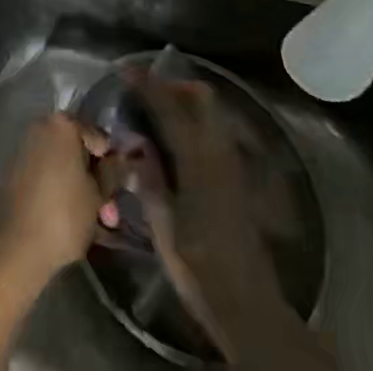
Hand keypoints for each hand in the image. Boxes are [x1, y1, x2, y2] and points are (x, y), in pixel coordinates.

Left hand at [0, 113, 110, 278]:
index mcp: (62, 125)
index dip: (111, 163)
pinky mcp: (15, 170)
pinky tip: (73, 218)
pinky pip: (47, 174)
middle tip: (109, 213)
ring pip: (63, 165)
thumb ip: (111, 171)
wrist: (18, 245)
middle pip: (79, 150)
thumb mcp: (99, 194)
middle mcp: (40, 128)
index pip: (99, 137)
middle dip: (96, 181)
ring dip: (81, 189)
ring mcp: (25, 148)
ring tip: (98, 224)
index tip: (116, 189)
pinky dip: (61, 190)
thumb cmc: (65, 214)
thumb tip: (118, 158)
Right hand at [125, 75, 332, 368]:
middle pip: (203, 101)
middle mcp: (219, 155)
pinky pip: (215, 132)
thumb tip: (136, 142)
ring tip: (156, 106)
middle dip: (174, 86)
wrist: (244, 302)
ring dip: (187, 102)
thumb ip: (150, 178)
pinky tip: (176, 136)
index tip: (127, 70)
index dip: (148, 86)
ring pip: (212, 115)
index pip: (171, 110)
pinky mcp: (236, 180)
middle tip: (145, 86)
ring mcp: (232, 166)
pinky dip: (196, 121)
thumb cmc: (196, 265)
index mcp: (198, 163)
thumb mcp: (162, 224)